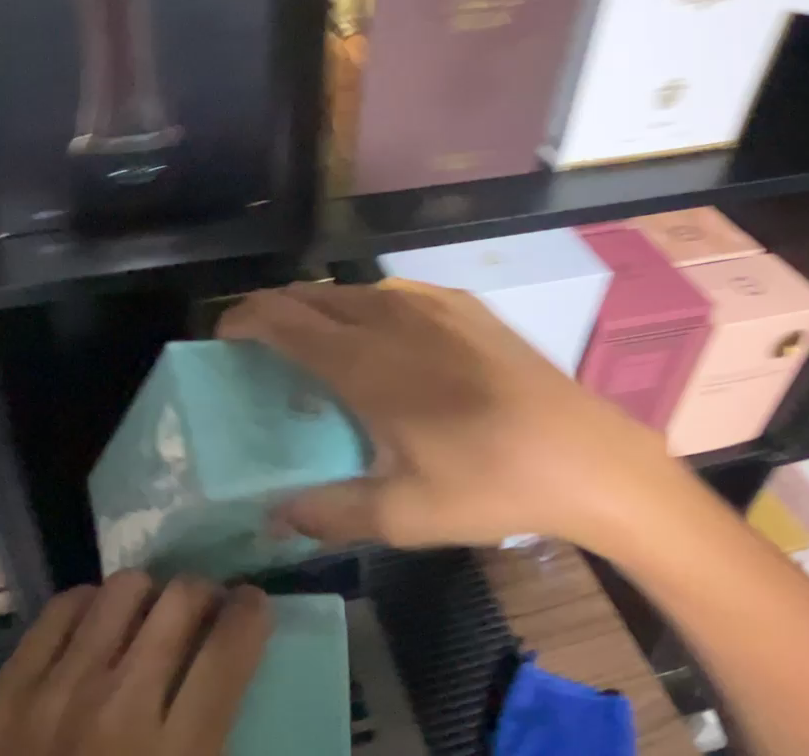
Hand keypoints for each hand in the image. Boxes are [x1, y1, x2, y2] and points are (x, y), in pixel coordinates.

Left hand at [0, 572, 270, 755]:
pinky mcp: (7, 690)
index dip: (252, 612)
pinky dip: (90, 608)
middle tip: (203, 611)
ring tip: (146, 618)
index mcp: (178, 754)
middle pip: (181, 600)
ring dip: (149, 597)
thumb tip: (231, 675)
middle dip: (205, 594)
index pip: (230, 646)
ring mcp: (57, 691)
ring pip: (123, 589)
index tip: (252, 607)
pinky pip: (63, 608)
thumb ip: (214, 741)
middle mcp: (119, 705)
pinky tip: (96, 628)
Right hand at [217, 279, 696, 554]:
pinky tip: (382, 339)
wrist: (584, 455)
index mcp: (362, 360)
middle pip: (310, 295)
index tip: (224, 336)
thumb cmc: (486, 483)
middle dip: (275, 312)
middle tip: (260, 346)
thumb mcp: (399, 514)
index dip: (243, 319)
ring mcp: (430, 302)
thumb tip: (273, 516)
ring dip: (320, 309)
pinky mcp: (464, 304)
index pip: (281, 318)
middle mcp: (388, 315)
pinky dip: (365, 307)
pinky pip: (393, 293)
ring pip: (352, 291)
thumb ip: (326, 512)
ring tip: (318, 345)